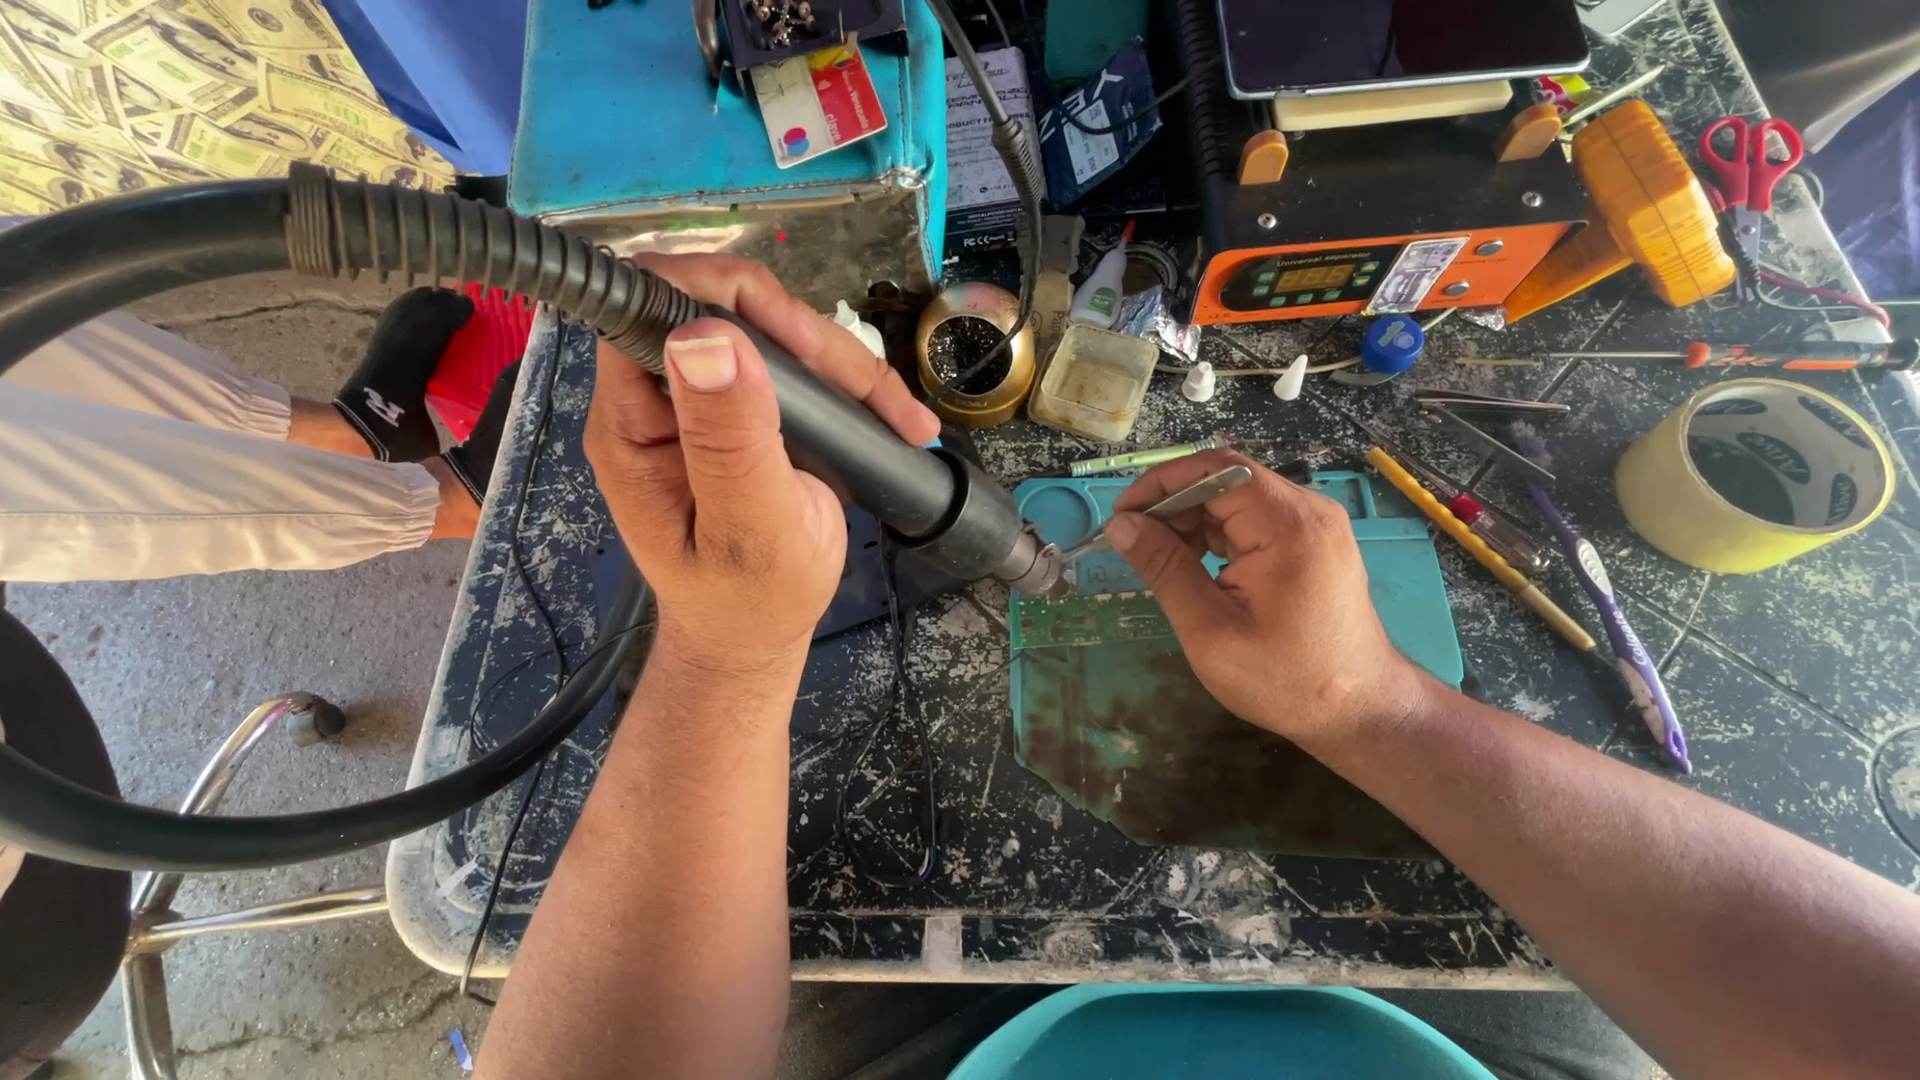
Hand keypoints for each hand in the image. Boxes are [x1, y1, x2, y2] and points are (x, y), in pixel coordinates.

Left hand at [586, 254, 939, 672]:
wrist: (754, 634)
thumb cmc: (749, 601)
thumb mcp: (748, 530)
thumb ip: (728, 442)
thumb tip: (705, 336)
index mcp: (634, 421)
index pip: (654, 302)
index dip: (726, 297)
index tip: (797, 344)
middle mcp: (658, 397)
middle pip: (727, 307)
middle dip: (808, 339)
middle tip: (867, 393)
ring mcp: (702, 403)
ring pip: (772, 333)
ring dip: (840, 364)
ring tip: (899, 414)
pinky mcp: (741, 415)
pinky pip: (792, 369)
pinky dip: (846, 385)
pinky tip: (890, 414)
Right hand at [1105, 449, 1428, 744]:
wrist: (1358, 712)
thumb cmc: (1284, 679)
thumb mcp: (1209, 629)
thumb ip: (1164, 568)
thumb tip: (1120, 525)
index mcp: (1288, 525)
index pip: (1215, 470)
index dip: (1161, 483)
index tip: (1122, 516)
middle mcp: (1308, 510)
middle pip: (1225, 479)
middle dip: (1172, 504)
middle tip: (1136, 544)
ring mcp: (1312, 524)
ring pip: (1235, 498)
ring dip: (1191, 521)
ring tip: (1163, 563)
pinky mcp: (1310, 541)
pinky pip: (1252, 519)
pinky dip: (1215, 534)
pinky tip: (1195, 568)